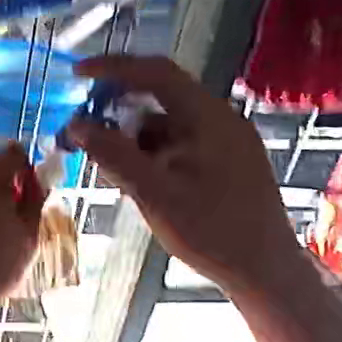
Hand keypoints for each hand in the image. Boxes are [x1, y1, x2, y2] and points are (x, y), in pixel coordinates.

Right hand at [64, 57, 310, 299]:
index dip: (114, 67)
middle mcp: (218, 119)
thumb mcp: (155, 194)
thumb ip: (114, 155)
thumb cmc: (213, 232)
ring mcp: (222, 139)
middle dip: (116, 106)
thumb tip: (74, 125)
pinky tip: (133, 176)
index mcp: (208, 118)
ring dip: (130, 133)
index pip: (156, 72)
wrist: (267, 274)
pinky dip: (147, 149)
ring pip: (164, 120)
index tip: (77, 73)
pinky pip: (175, 140)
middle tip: (83, 123)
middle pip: (158, 94)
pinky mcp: (221, 159)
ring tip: (107, 163)